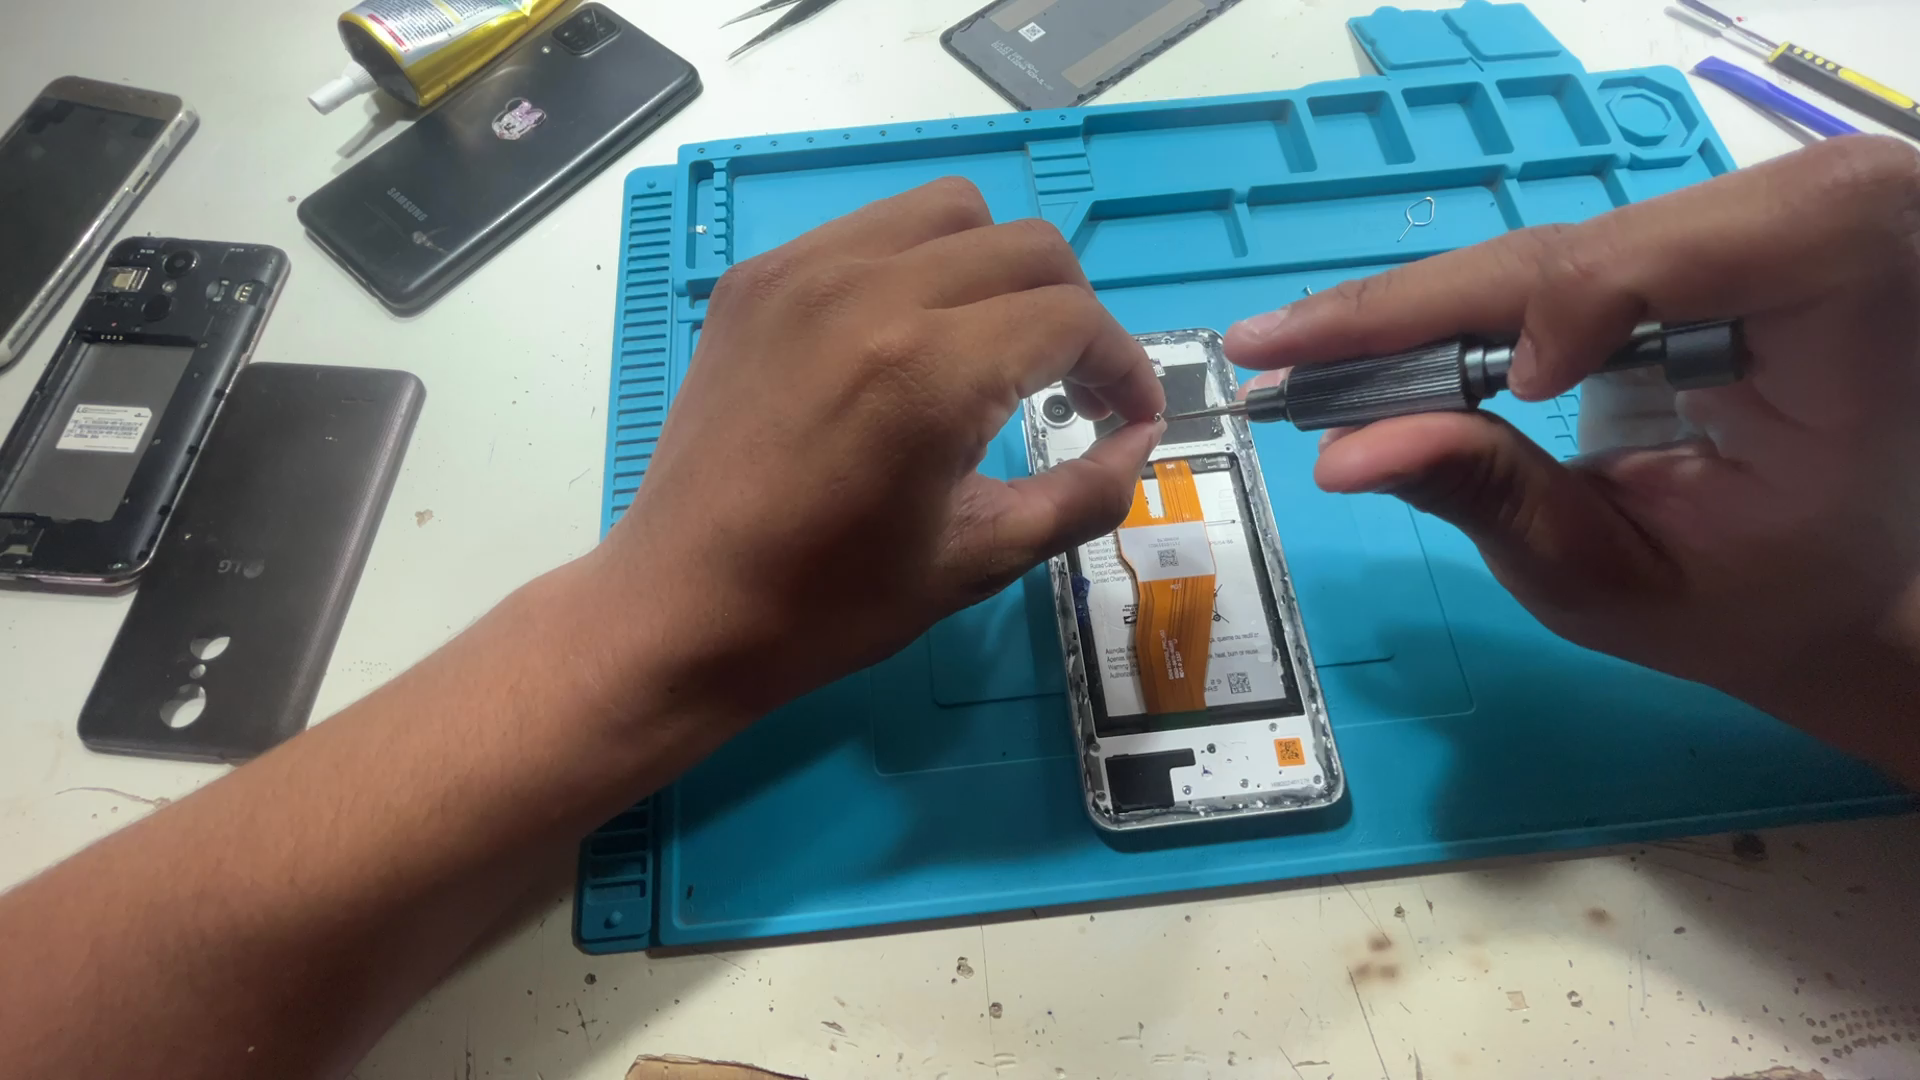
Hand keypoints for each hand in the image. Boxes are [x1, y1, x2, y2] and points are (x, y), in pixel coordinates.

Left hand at [593, 179, 1163, 712]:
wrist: (682, 608)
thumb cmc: (832, 605)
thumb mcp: (979, 560)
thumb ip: (1085, 495)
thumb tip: (1142, 441)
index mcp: (929, 370)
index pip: (1071, 318)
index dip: (1123, 365)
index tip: (1129, 415)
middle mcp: (869, 290)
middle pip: (1027, 246)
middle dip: (1074, 313)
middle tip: (1072, 386)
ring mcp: (801, 272)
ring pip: (950, 213)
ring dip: (1001, 271)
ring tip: (995, 348)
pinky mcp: (757, 279)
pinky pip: (872, 231)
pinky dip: (921, 267)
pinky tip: (910, 338)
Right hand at [1224, 137, 1919, 757]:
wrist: (1793, 584)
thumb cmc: (1730, 599)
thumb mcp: (1603, 574)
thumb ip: (1482, 498)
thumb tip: (1338, 456)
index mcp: (1857, 327)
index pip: (1735, 242)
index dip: (1604, 288)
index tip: (1524, 388)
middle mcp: (1793, 253)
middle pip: (1574, 241)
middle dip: (1413, 304)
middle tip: (1272, 347)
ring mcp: (1710, 251)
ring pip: (1523, 255)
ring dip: (1394, 314)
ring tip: (1286, 352)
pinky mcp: (1647, 267)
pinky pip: (1514, 277)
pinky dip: (1419, 321)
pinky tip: (1341, 348)